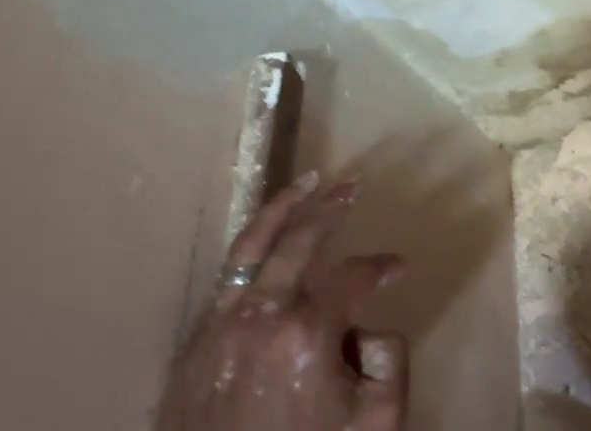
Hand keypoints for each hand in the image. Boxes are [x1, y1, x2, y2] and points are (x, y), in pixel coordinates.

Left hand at [155, 172, 407, 430]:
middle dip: (330, 207)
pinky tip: (266, 247)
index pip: (354, 274)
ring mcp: (217, 333)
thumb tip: (364, 327)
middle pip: (297, 241)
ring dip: (280, 212)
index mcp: (306, 332)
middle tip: (352, 184)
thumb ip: (387, 356)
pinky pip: (225, 287)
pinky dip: (250, 255)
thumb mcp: (377, 416)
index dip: (382, 265)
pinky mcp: (191, 353)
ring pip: (247, 252)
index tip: (399, 268)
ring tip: (303, 184)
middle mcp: (258, 319)